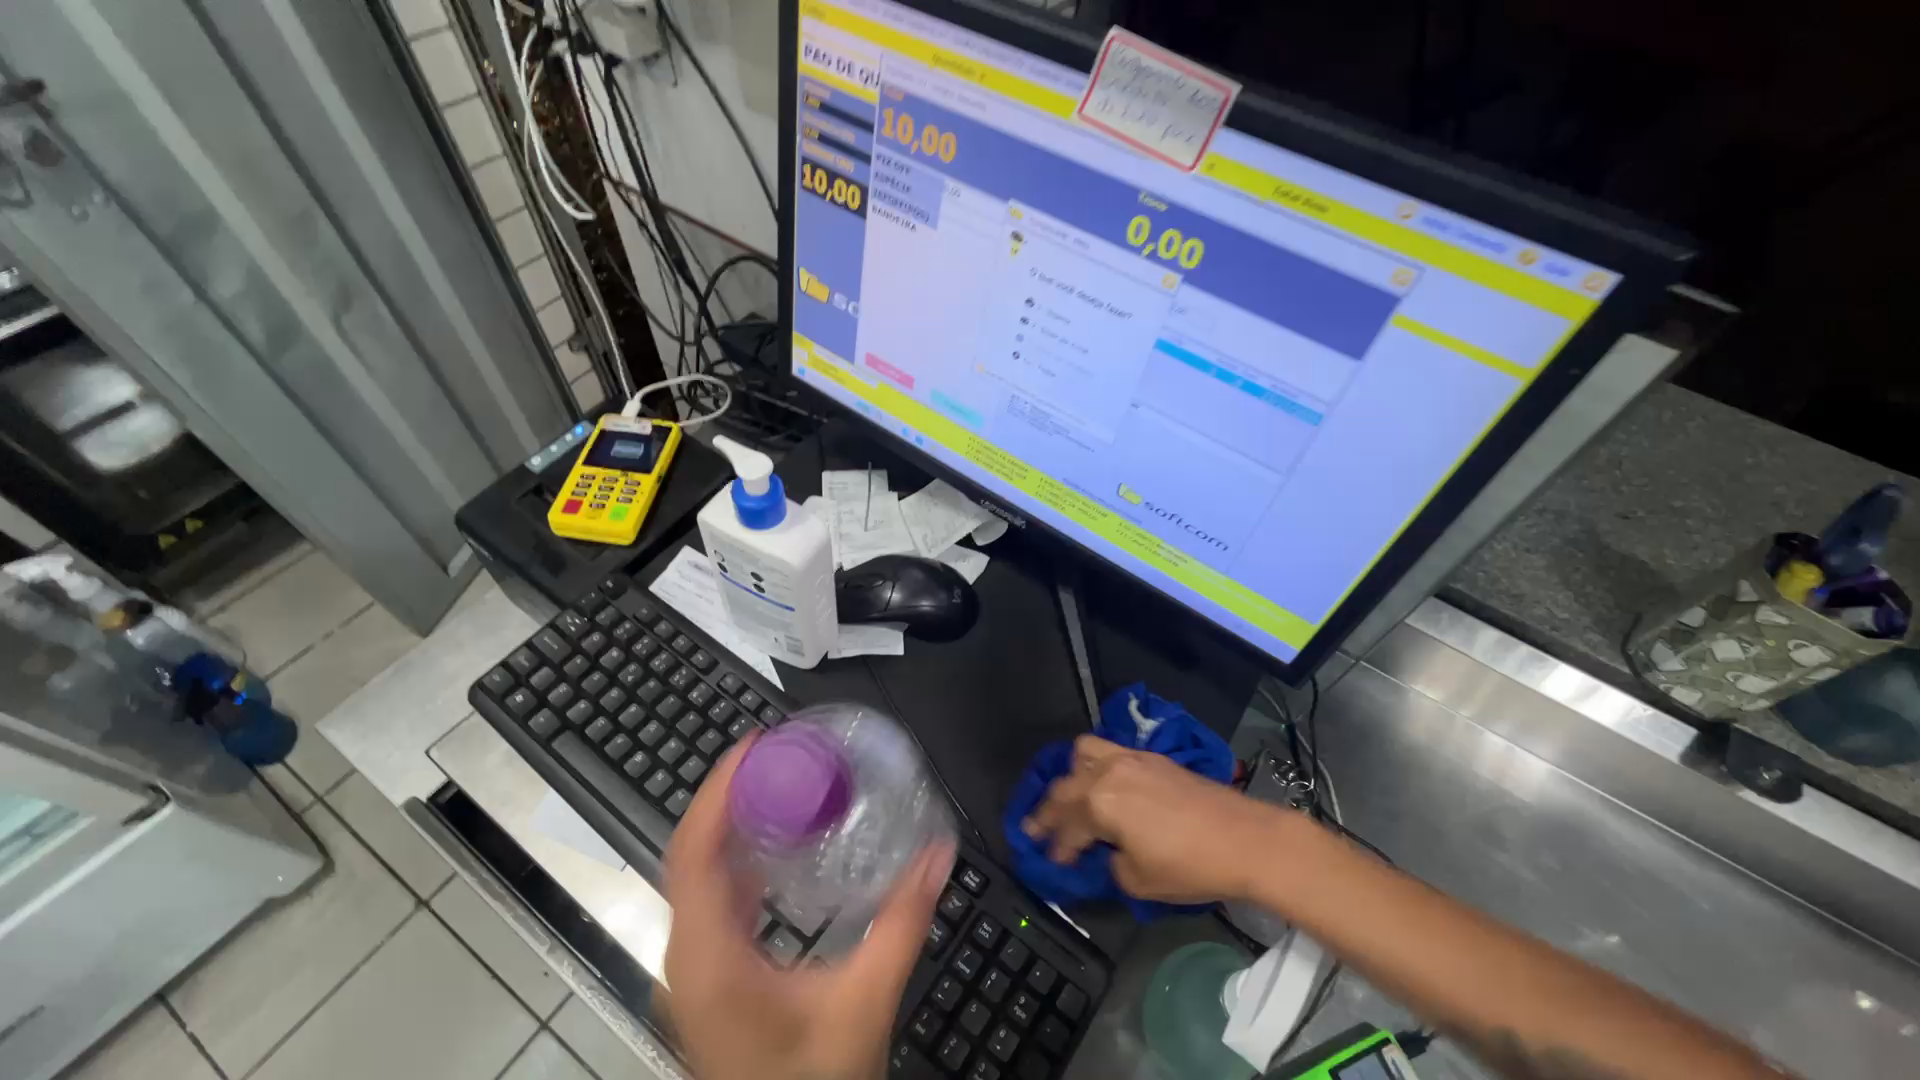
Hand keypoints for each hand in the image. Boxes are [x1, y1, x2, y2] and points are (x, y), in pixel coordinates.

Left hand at [663, 733, 956, 1079]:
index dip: (718, 791)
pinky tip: (777, 853)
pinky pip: (714, 901)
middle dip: (730, 797)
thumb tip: (937, 855)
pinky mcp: (711, 978)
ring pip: (699, 877)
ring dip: (731, 826)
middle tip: (778, 757)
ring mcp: (695, 969)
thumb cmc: (812, 1079)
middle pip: (692, 854)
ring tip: (779, 788)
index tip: (753, 747)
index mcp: (709, 956)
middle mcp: (689, 956)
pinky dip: (739, 863)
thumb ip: (901, 925)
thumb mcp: (863, 1003)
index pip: (694, 851)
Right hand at [1022, 735, 1283, 903]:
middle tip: (1036, 828)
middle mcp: (1108, 773)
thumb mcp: (1139, 880)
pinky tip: (1102, 783)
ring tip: (1069, 795)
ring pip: (1084, 754)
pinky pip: (1110, 751)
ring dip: (1070, 776)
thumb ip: (1111, 865)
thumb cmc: (1190, 866)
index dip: (1056, 849)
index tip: (1051, 862)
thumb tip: (1108, 855)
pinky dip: (1096, 765)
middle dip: (1049, 811)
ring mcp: (1132, 759)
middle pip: (1065, 787)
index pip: (1066, 828)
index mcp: (1099, 804)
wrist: (1246, 839)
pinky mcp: (1153, 758)